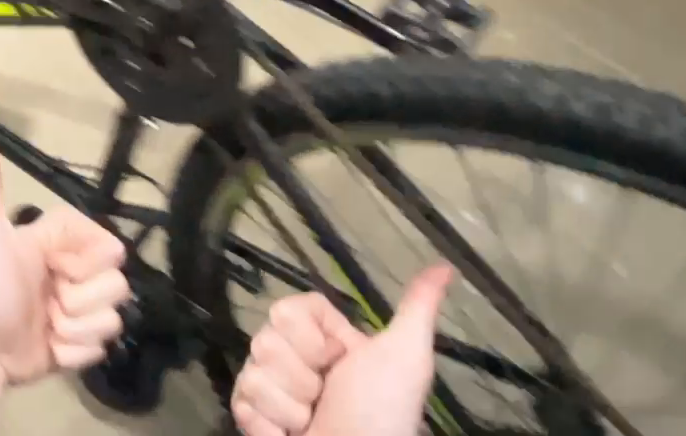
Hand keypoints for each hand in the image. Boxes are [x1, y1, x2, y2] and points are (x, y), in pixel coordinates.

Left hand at [0, 134, 132, 383]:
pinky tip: (49, 347)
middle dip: (78, 302)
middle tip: (46, 300)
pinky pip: (100, 350)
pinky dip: (72, 353)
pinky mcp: (85, 343)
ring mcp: (85, 308)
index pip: (109, 245)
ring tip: (45, 325)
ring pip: (111, 320)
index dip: (85, 261)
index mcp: (64, 241)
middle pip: (116, 285)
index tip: (57, 267)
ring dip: (73, 330)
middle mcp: (80, 270)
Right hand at [232, 265, 453, 435]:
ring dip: (288, 406)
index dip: (310, 336)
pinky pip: (241, 400)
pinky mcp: (250, 416)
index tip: (337, 359)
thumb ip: (416, 309)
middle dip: (299, 376)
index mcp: (324, 340)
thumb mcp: (405, 359)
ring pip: (253, 369)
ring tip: (311, 425)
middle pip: (266, 337)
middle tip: (324, 399)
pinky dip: (267, 426)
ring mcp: (270, 388)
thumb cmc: (381, 416)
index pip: (288, 308)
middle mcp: (294, 359)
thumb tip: (444, 265)